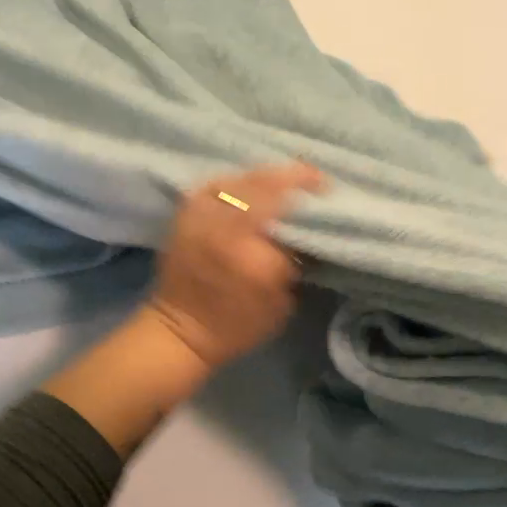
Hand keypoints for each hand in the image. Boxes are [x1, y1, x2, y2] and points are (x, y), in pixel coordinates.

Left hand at [144, 163, 326, 368]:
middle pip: (262, 183)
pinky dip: (233, 183)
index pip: (286, 206)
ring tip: (279, 182)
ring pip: (237, 180)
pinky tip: (245, 188)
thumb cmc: (236, 326)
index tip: (325, 187)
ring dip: (263, 177)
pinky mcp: (185, 216)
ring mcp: (200, 217)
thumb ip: (290, 261)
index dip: (308, 191)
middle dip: (289, 176)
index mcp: (251, 252)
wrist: (181, 330)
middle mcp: (224, 226)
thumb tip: (299, 232)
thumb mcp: (279, 302)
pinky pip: (213, 186)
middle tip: (309, 178)